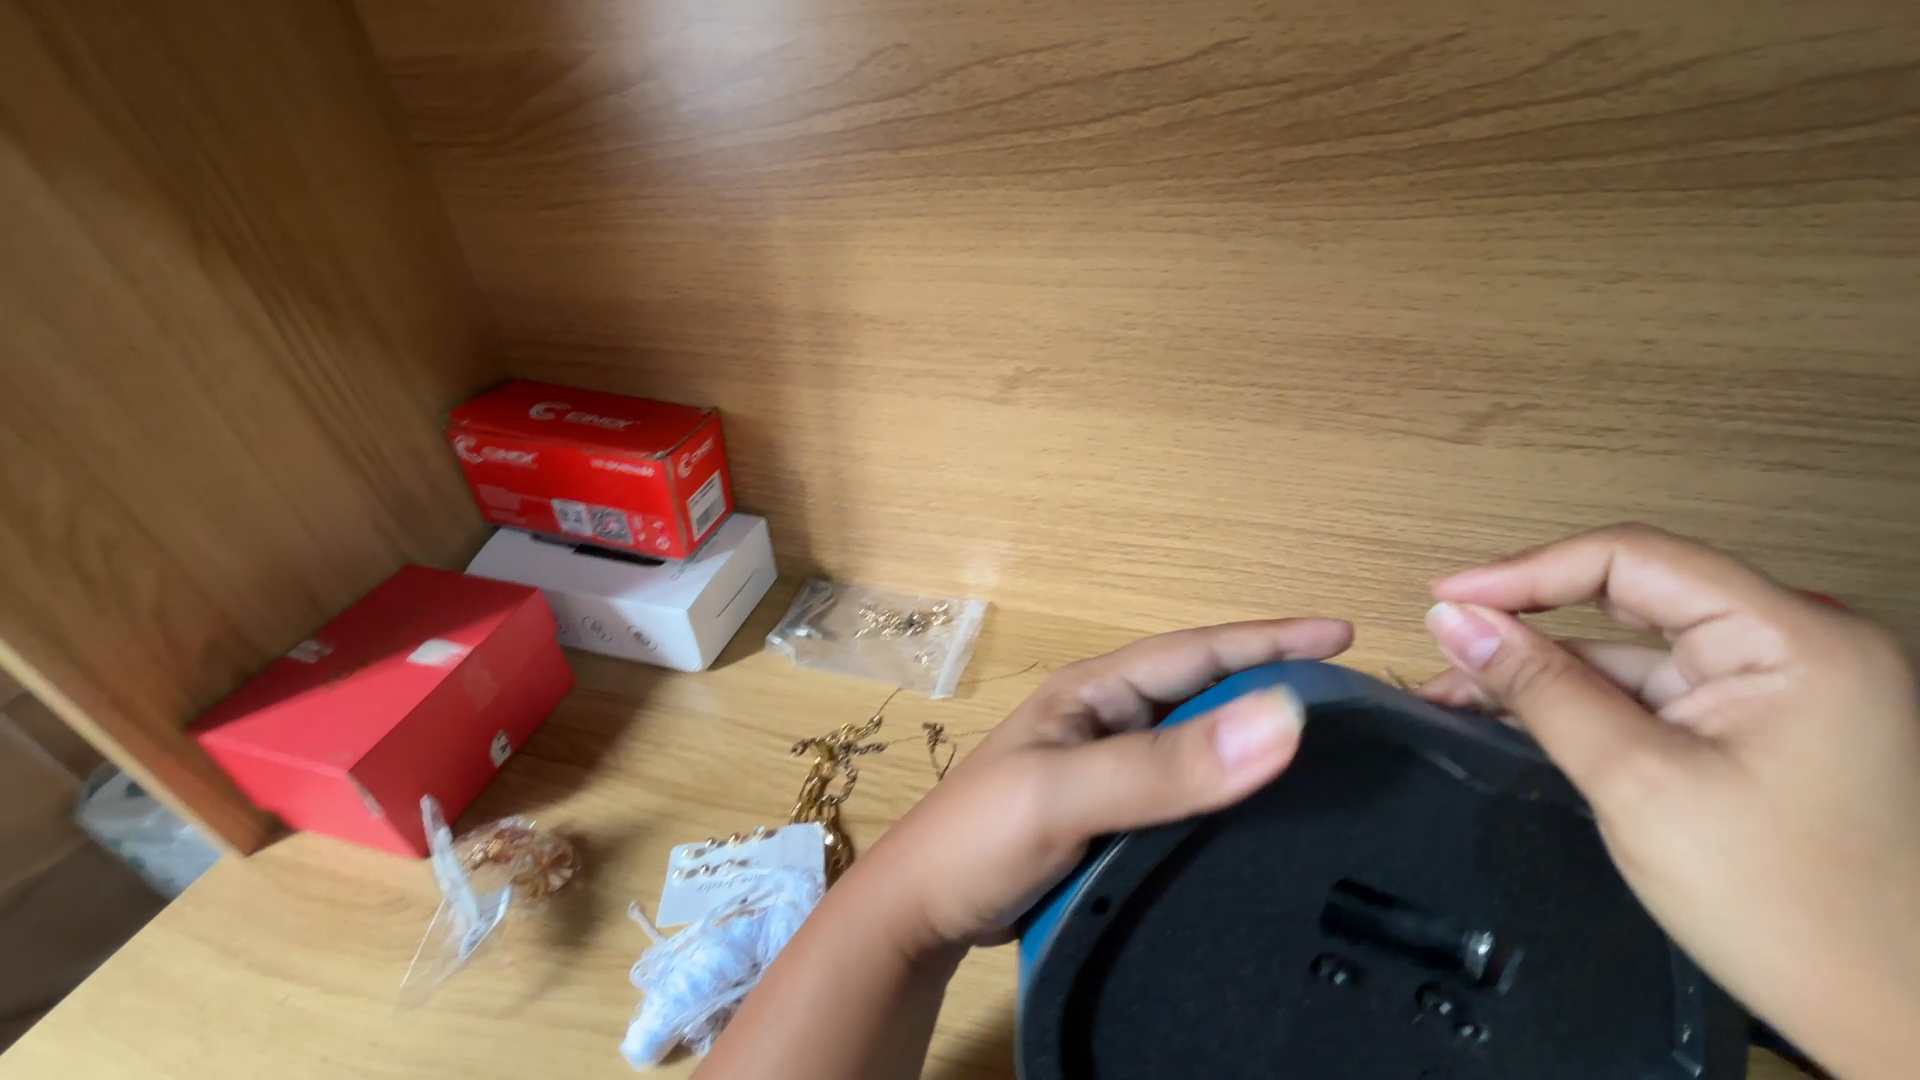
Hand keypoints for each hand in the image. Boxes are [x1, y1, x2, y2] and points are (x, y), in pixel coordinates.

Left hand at [855, 618, 1353, 950]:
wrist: (927, 908)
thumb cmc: (978, 838)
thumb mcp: (1063, 793)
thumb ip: (1161, 766)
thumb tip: (1279, 720)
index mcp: (1096, 692)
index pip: (1197, 652)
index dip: (1269, 642)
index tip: (1346, 636)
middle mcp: (1111, 718)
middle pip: (1209, 692)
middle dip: (1278, 688)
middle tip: (1360, 703)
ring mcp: (1113, 767)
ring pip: (1203, 742)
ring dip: (1260, 741)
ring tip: (1333, 753)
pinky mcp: (1117, 814)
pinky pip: (1190, 791)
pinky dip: (1232, 790)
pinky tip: (1269, 810)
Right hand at [1418, 524, 1919, 1079]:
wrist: (1897, 1023)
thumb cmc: (1797, 911)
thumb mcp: (1635, 781)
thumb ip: (1539, 687)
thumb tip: (1457, 621)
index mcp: (1796, 642)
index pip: (1632, 560)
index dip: (1525, 571)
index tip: (1447, 598)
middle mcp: (1795, 648)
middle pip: (1626, 596)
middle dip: (1526, 618)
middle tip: (1448, 635)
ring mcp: (1775, 689)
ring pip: (1624, 648)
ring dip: (1539, 667)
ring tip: (1457, 689)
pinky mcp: (1753, 726)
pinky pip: (1642, 689)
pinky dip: (1573, 699)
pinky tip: (1512, 714)